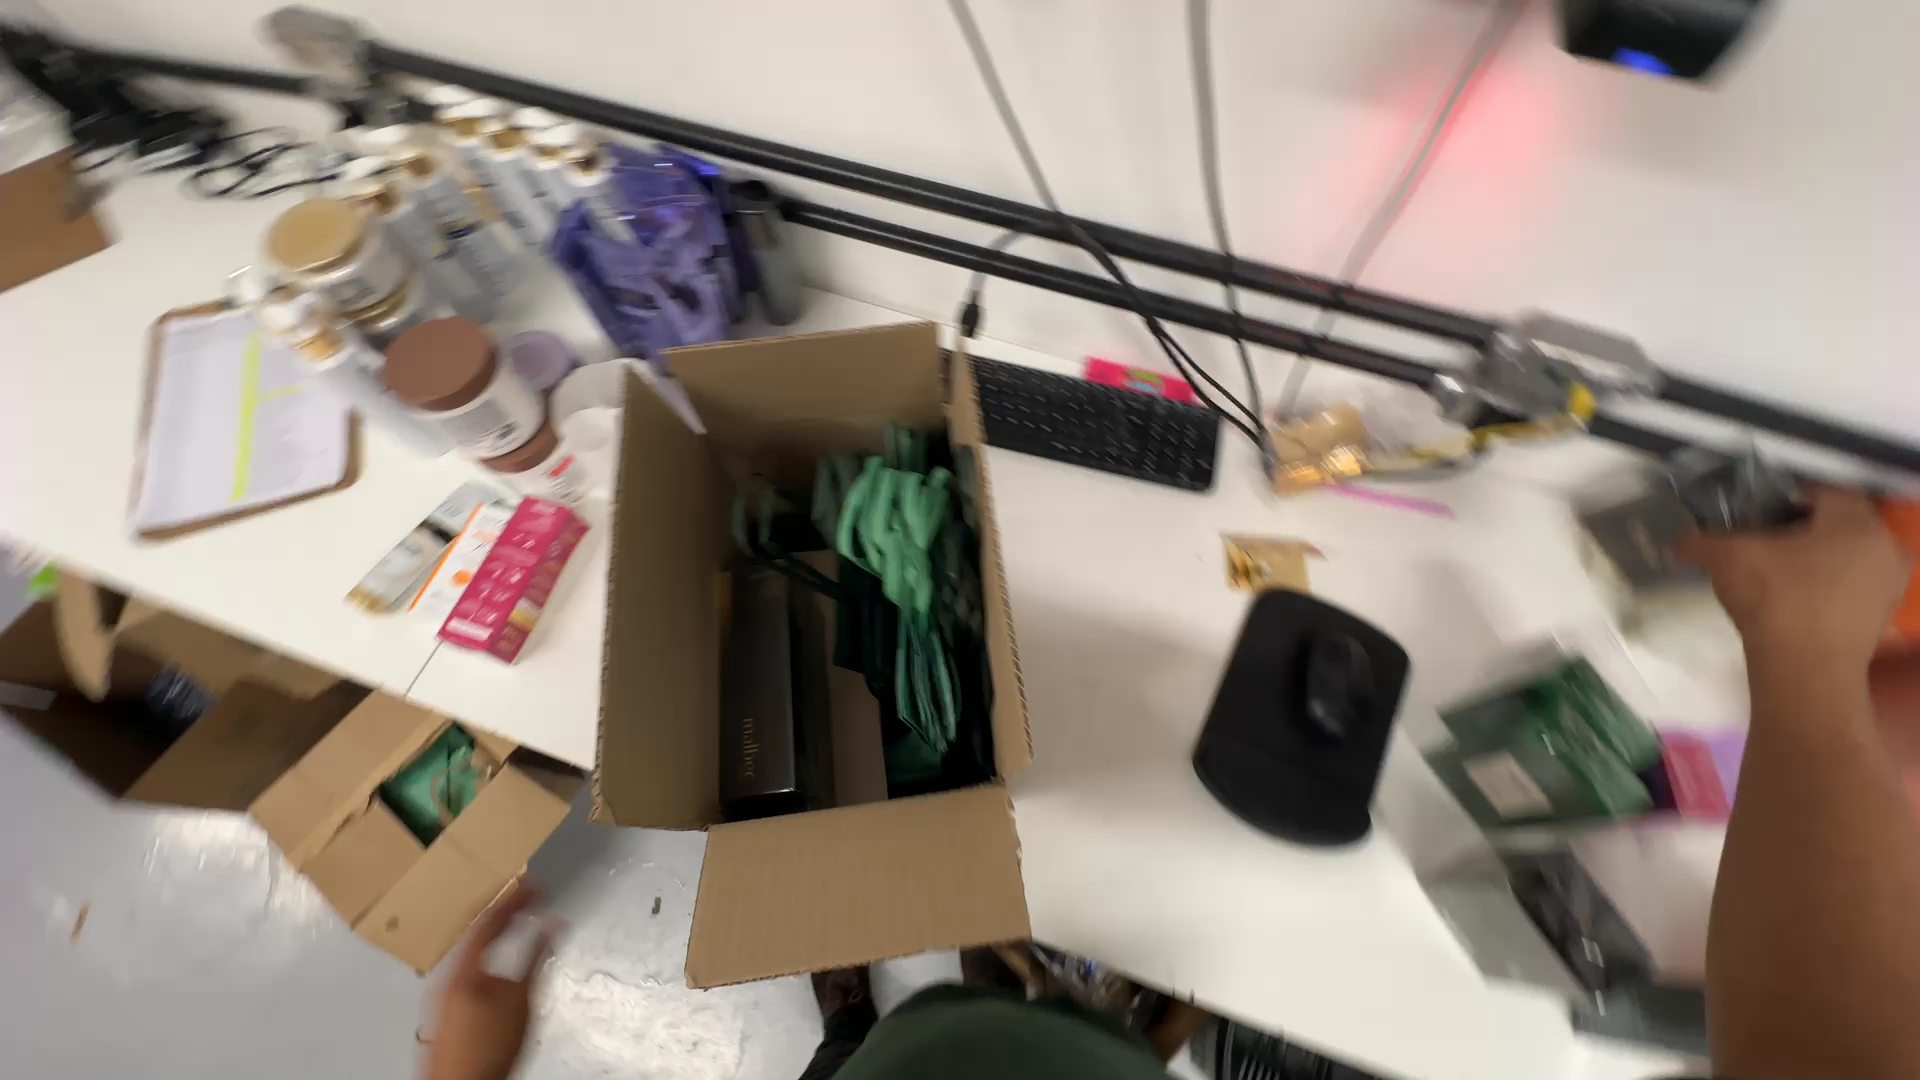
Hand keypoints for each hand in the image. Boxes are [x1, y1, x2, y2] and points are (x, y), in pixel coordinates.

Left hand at [424, 885, 556, 1079]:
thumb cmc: (490, 1043)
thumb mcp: (521, 997)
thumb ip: (537, 954)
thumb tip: (554, 922)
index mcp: (465, 967)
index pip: (490, 920)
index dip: (515, 898)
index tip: (537, 883)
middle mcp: (450, 974)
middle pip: (476, 929)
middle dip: (504, 907)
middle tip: (529, 892)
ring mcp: (446, 992)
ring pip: (472, 945)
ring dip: (496, 926)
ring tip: (518, 914)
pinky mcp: (450, 1005)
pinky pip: (469, 960)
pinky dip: (489, 945)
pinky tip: (501, 949)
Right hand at [1677, 488, 1912, 673]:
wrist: (1805, 662)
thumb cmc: (1773, 596)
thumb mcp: (1724, 558)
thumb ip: (1699, 541)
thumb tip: (1675, 540)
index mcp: (1856, 525)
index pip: (1828, 491)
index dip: (1789, 493)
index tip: (1756, 505)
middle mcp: (1885, 547)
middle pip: (1840, 522)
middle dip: (1800, 524)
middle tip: (1760, 534)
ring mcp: (1889, 581)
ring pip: (1846, 552)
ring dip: (1812, 553)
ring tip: (1770, 565)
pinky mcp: (1880, 610)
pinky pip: (1849, 580)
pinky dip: (1821, 579)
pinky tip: (1787, 593)